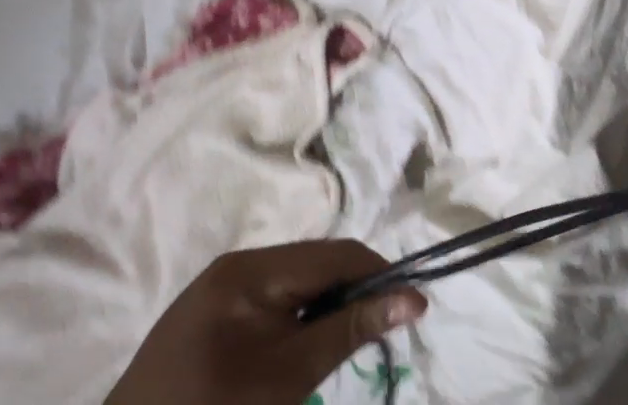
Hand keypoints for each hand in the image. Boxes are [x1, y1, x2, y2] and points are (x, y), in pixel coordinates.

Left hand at [106, 240, 426, 404]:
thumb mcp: (293, 371)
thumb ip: (355, 327)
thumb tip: (417, 298)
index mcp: (251, 270)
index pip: (338, 255)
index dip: (380, 276)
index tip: (408, 307)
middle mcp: (235, 263)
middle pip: (320, 261)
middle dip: (354, 289)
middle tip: (375, 325)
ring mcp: (218, 285)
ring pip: (300, 276)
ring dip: (329, 300)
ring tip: (339, 336)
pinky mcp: (210, 308)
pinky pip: (274, 292)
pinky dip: (300, 310)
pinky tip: (302, 339)